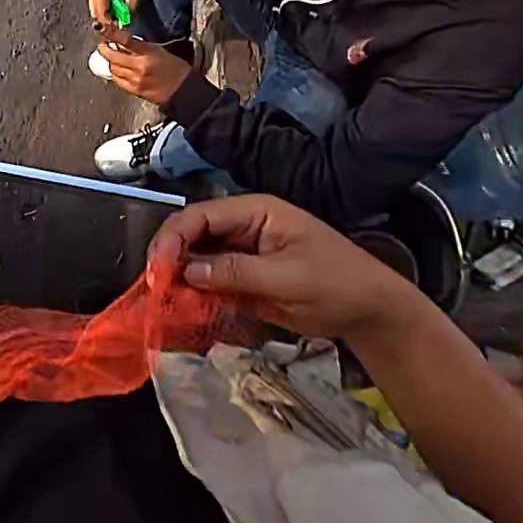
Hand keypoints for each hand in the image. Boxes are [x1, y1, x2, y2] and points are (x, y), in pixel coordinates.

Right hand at [86, 0, 156, 24]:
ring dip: (107, 16)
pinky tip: (117, 10)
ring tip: (120, 18)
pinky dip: (107, 10)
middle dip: (107, 22)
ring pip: (96, 9)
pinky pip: (98, 4)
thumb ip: (128, 9)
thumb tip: (123, 26)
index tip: (119, 32)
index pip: (100, 11)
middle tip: (120, 28)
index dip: (109, 24)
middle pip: (95, 12)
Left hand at [95, 23, 192, 104]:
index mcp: (148, 53)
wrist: (182, 90)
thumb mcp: (160, 51)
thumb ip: (141, 47)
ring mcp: (135, 79)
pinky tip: (117, 70)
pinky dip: (115, 73)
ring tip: (112, 57)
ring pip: (113, 68)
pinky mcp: (134, 90)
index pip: (126, 40)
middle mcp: (139, 66)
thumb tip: (125, 43)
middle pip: (114, 56)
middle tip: (103, 45)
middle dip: (105, 49)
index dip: (111, 33)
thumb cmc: (175, 68)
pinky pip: (117, 80)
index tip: (101, 28)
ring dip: (110, 61)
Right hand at [148, 195, 429, 340]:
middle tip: (153, 285)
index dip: (175, 236)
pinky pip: (210, 282)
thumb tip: (189, 270)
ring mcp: (242, 254)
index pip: (202, 214)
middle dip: (170, 255)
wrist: (369, 310)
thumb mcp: (289, 277)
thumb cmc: (336, 282)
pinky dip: (194, 293)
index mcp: (255, 212)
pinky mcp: (244, 279)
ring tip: (161, 299)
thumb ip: (238, 271)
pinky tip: (181, 308)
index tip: (158, 265)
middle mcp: (243, 228)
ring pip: (197, 258)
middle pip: (194, 234)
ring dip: (178, 276)